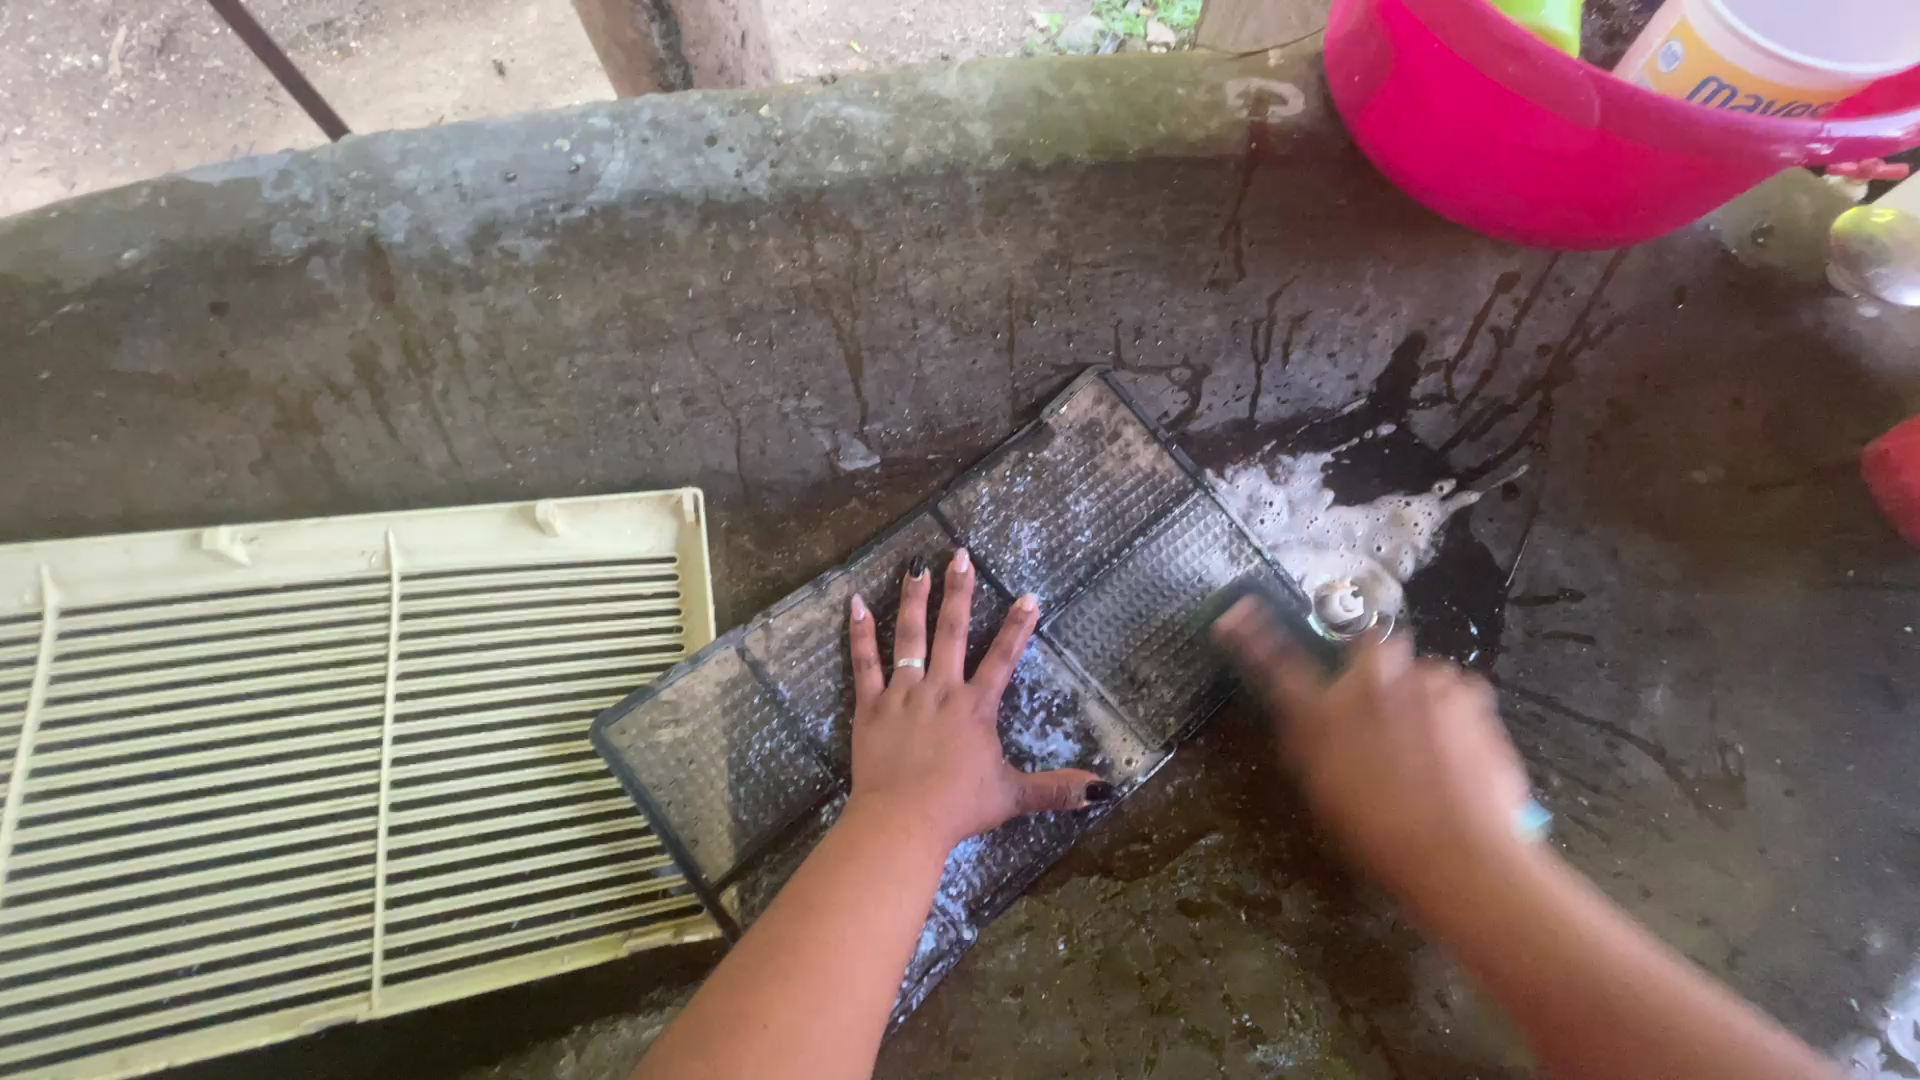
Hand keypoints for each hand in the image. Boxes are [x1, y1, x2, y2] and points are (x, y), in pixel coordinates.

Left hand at [845, 548, 1106, 850]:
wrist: (902, 821)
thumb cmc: (957, 808)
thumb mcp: (1012, 796)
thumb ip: (1056, 788)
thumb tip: (1104, 791)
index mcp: (975, 707)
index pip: (1003, 658)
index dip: (1018, 627)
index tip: (1028, 596)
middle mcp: (941, 689)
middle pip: (953, 631)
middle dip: (960, 591)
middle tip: (960, 555)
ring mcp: (903, 693)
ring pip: (910, 636)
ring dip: (915, 599)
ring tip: (917, 566)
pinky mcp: (871, 705)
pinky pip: (864, 662)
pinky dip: (860, 632)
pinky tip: (856, 603)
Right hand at [1211, 597, 1533, 900]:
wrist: (1460, 856)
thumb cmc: (1378, 834)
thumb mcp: (1323, 789)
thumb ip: (1309, 740)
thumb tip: (1300, 714)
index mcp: (1321, 711)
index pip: (1276, 661)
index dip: (1254, 634)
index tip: (1239, 613)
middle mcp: (1368, 685)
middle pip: (1370, 642)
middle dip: (1377, 659)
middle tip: (1381, 697)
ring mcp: (1424, 685)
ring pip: (1420, 668)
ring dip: (1419, 689)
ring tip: (1426, 733)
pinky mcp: (1472, 697)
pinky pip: (1458, 688)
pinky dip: (1455, 707)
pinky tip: (1457, 744)